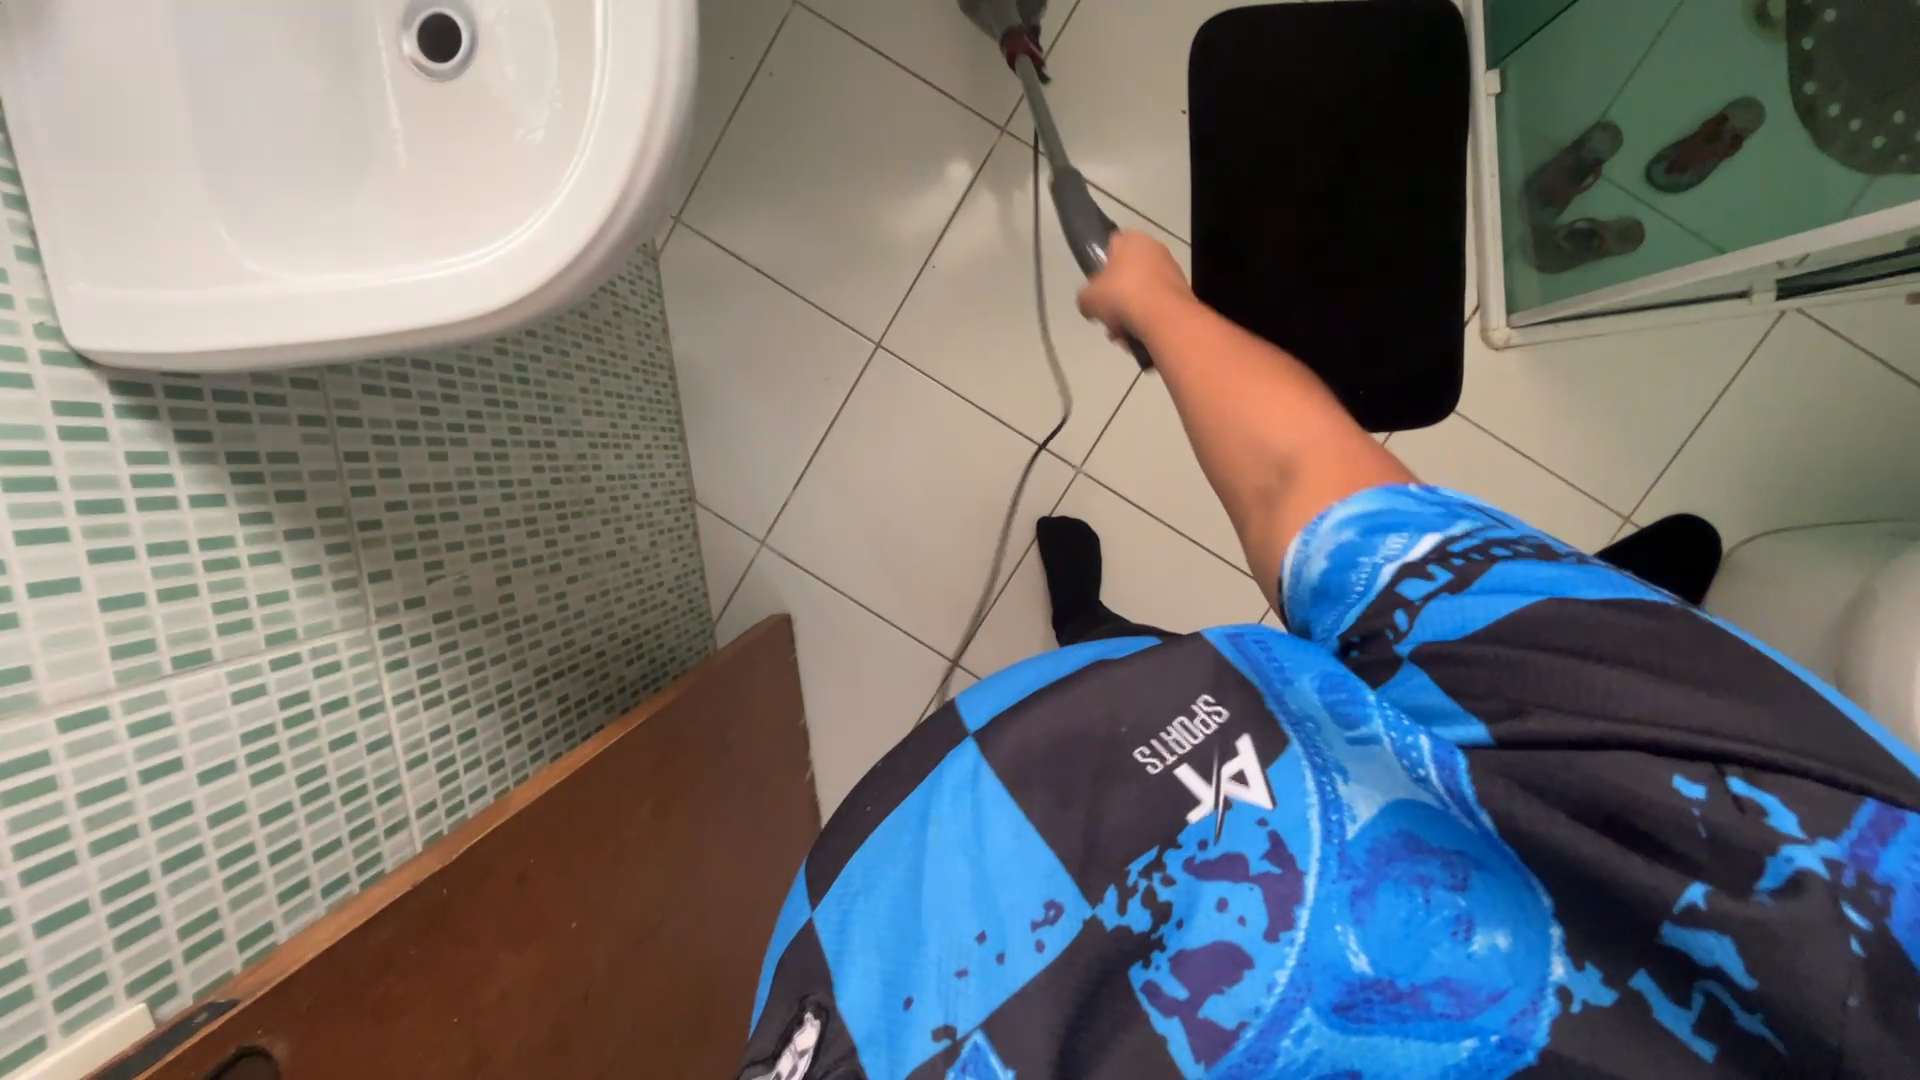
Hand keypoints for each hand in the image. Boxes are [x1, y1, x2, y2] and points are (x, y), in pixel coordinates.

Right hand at [1076, 230, 1193, 340]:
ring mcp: (1171, 270)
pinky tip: (1138, 336)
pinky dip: (1147, 320)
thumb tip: (1091, 305)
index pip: (1112, 245)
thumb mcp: (1088, 299)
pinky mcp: (1182, 292)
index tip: (1098, 287)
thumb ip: (1086, 298)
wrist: (1163, 317)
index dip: (1102, 265)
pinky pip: (1157, 305)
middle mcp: (1155, 248)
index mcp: (1132, 240)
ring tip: (1122, 335)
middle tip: (1109, 318)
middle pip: (1128, 274)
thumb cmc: (1121, 296)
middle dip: (1116, 298)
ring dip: (1130, 313)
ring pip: (1142, 293)